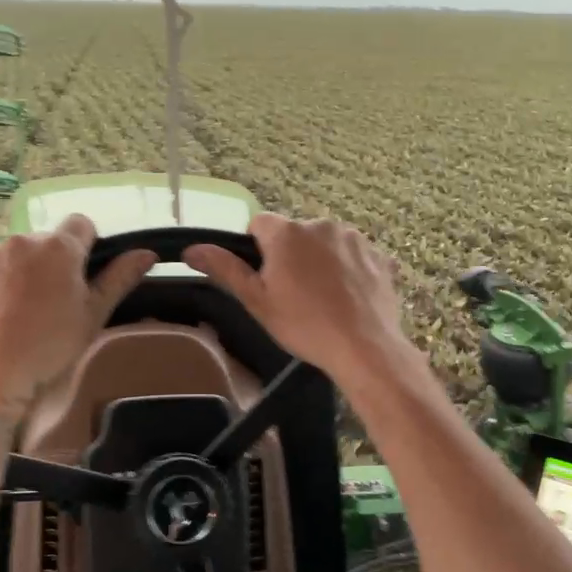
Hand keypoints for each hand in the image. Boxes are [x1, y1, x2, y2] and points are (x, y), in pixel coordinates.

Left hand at [0, 215, 155, 412]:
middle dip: (49, 266)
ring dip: (18, 277)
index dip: (87, 246)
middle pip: (43, 244)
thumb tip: (147, 253)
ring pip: (10, 259)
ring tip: (16, 320)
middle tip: (52, 308)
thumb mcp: (92, 317)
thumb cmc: (48, 351)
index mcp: (58, 248)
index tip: (84, 277)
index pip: (81, 224)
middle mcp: (18, 241)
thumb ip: (118, 279)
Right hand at [184, 214, 408, 380]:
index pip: (260, 224)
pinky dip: (349, 271)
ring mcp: (355, 239)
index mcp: (287, 233)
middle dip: (292, 256)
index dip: (257, 249)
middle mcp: (321, 225)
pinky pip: (355, 257)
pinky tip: (349, 299)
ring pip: (326, 243)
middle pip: (295, 234)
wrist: (365, 348)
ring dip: (321, 261)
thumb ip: (225, 269)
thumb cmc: (304, 325)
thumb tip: (192, 249)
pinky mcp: (379, 256)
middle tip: (294, 295)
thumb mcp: (257, 301)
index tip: (265, 279)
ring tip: (324, 300)